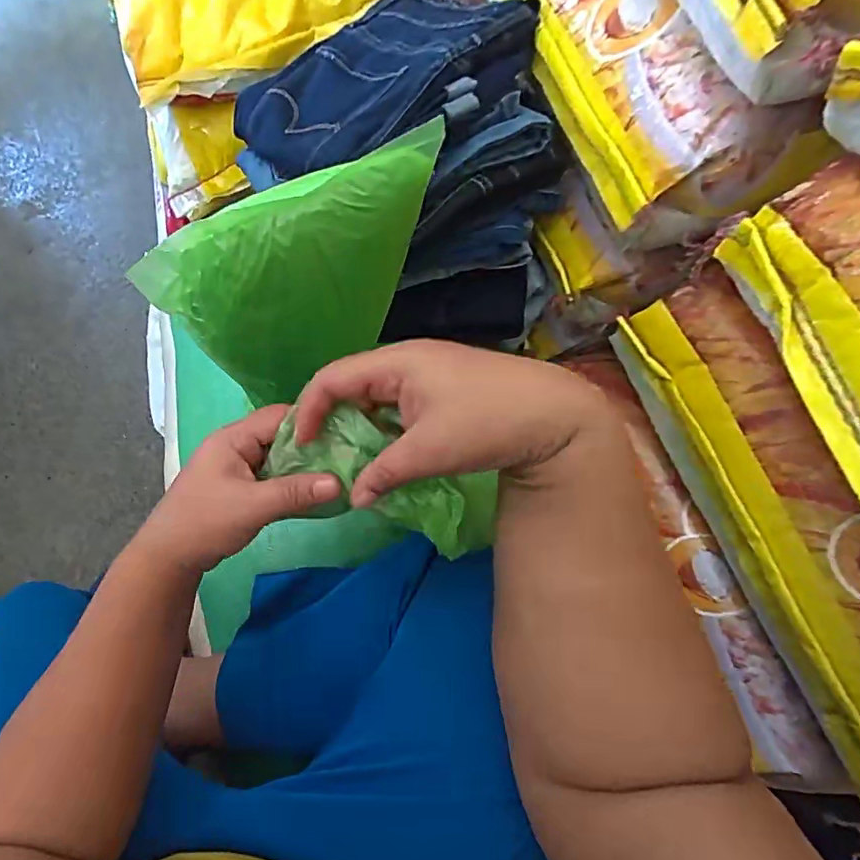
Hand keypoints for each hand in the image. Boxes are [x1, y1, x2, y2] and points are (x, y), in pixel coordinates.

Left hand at [132, 405, 341, 574]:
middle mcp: (236, 446)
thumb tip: (338, 483)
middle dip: (311, 446)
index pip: (278, 416)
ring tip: (337, 473)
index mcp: (233, 438)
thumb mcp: (253, 506)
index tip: (342, 433)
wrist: (169, 556)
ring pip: (278, 458)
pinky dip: (292, 483)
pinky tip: (314, 493)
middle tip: (346, 455)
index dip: (310, 421)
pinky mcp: (240, 488)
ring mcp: (237, 467)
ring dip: (303, 467)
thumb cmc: (206, 522)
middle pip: (280, 436)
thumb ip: (295, 492)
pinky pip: (273, 477)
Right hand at [293, 340, 613, 506]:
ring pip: (377, 396)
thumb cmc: (487, 423)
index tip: (303, 445)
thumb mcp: (429, 451)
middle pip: (352, 383)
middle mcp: (408, 361)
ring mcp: (429, 373)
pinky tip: (387, 452)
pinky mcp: (445, 388)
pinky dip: (386, 427)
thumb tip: (354, 498)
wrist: (556, 414)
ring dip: (360, 424)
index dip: (309, 410)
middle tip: (321, 453)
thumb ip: (384, 473)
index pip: (332, 377)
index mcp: (397, 363)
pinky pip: (399, 404)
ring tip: (349, 457)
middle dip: (331, 417)